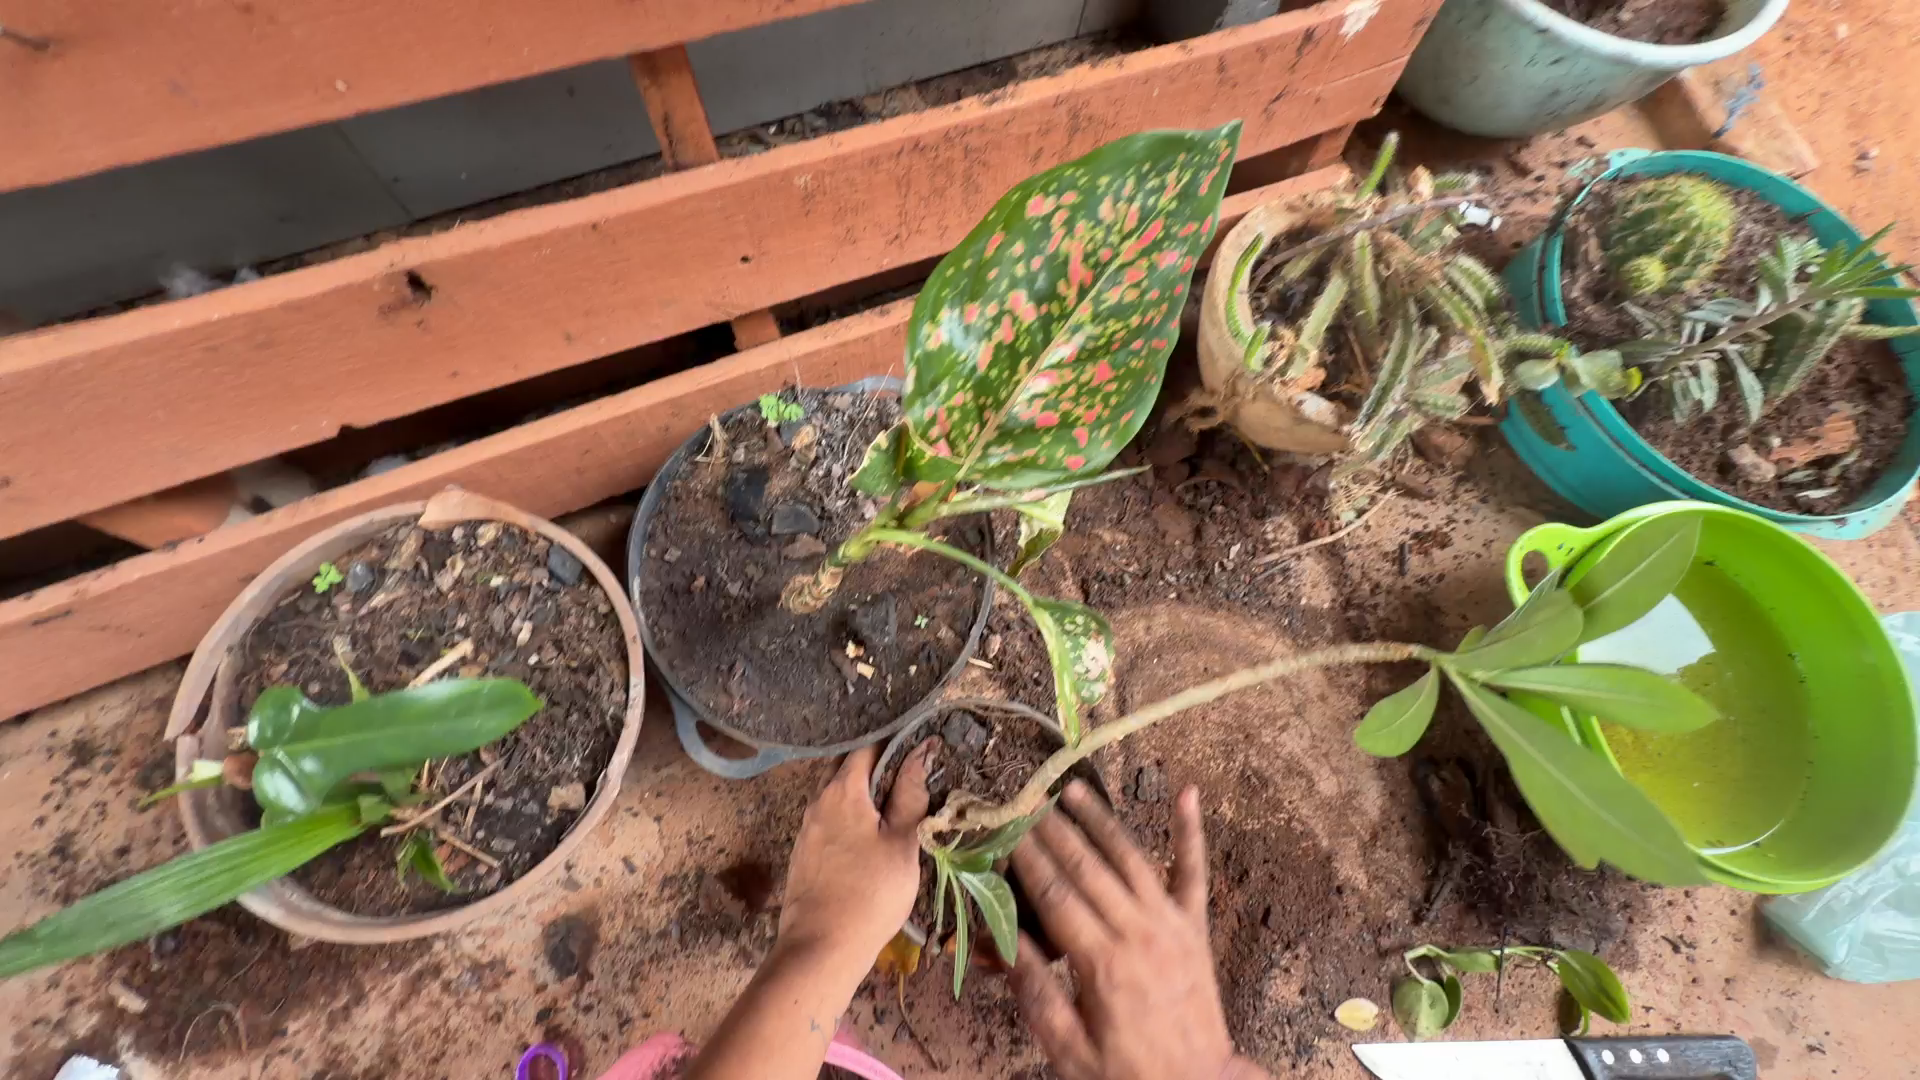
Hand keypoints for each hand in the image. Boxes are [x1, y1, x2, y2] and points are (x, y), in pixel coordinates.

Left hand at [777, 740, 933, 969]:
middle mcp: (818, 801)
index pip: (866, 748)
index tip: (915, 749)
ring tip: (888, 806)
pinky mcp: (803, 853)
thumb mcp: (902, 842)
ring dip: (859, 793)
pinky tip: (864, 835)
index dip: (891, 744)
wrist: (821, 949)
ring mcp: (806, 828)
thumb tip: (920, 754)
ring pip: (834, 795)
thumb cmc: (870, 892)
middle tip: (904, 777)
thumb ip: (910, 796)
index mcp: (843, 791)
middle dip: (873, 766)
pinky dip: (846, 815)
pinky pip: (827, 818)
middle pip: (845, 768)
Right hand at [1008, 782, 1268, 1079]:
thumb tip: (1003, 941)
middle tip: (1029, 801)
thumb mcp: (1071, 1052)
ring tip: (1073, 789)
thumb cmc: (1128, 1075)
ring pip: (1130, 857)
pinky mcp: (1196, 925)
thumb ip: (1037, 995)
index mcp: (1103, 963)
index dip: (1029, 861)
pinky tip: (1186, 793)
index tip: (1008, 832)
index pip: (1057, 896)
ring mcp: (1171, 922)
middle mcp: (1137, 932)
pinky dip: (1191, 831)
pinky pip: (1193, 871)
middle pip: (1087, 868)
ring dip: (1100, 819)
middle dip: (1054, 832)